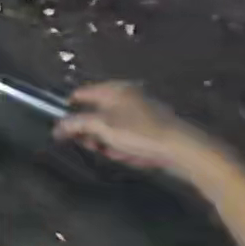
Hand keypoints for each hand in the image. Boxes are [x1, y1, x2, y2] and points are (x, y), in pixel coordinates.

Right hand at [54, 82, 232, 184]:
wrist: (187, 151)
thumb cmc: (139, 133)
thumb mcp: (99, 127)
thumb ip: (73, 124)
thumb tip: (56, 128)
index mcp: (114, 90)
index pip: (78, 95)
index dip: (67, 111)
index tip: (63, 129)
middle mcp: (128, 96)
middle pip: (94, 112)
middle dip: (89, 131)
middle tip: (90, 144)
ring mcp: (142, 112)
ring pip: (110, 126)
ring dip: (106, 141)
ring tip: (114, 153)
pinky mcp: (153, 128)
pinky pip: (128, 135)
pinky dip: (124, 145)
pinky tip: (130, 155)